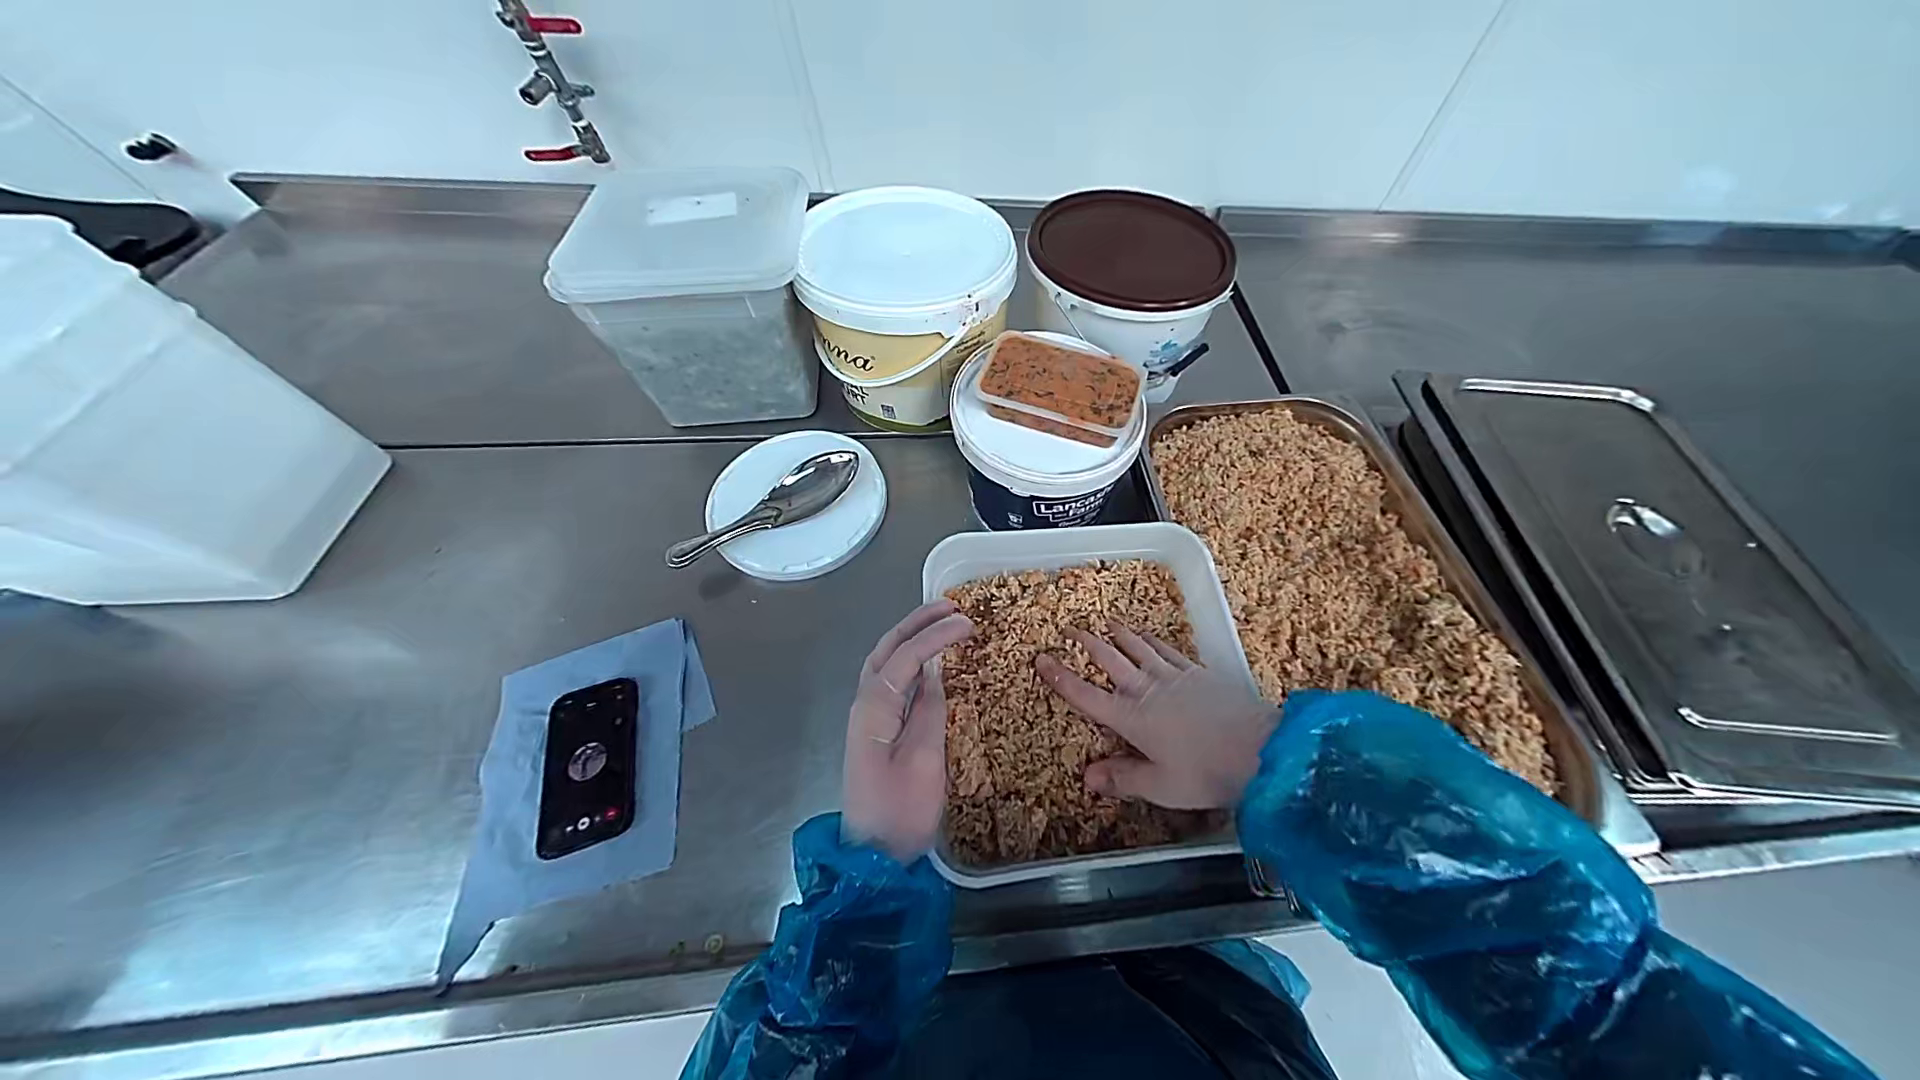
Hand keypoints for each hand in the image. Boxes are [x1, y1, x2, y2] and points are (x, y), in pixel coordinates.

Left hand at [842, 599, 974, 861]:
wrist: (872, 858)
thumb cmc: (901, 813)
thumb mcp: (924, 761)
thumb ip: (928, 710)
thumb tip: (934, 671)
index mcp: (873, 709)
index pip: (905, 657)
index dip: (936, 635)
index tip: (967, 622)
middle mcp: (864, 704)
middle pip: (887, 649)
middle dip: (917, 622)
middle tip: (950, 606)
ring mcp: (866, 716)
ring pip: (885, 661)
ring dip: (910, 636)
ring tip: (941, 620)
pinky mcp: (874, 729)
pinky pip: (891, 680)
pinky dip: (909, 658)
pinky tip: (928, 659)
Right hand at [1037, 621, 1277, 808]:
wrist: (1260, 749)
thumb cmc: (1207, 772)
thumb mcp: (1160, 785)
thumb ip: (1123, 778)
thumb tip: (1087, 776)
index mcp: (1130, 717)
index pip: (1085, 694)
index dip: (1060, 677)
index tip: (1041, 659)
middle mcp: (1145, 689)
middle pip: (1107, 659)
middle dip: (1085, 643)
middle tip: (1068, 629)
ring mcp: (1171, 676)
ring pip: (1135, 647)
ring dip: (1116, 634)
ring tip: (1104, 623)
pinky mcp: (1196, 672)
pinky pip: (1164, 649)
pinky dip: (1149, 639)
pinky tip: (1145, 636)